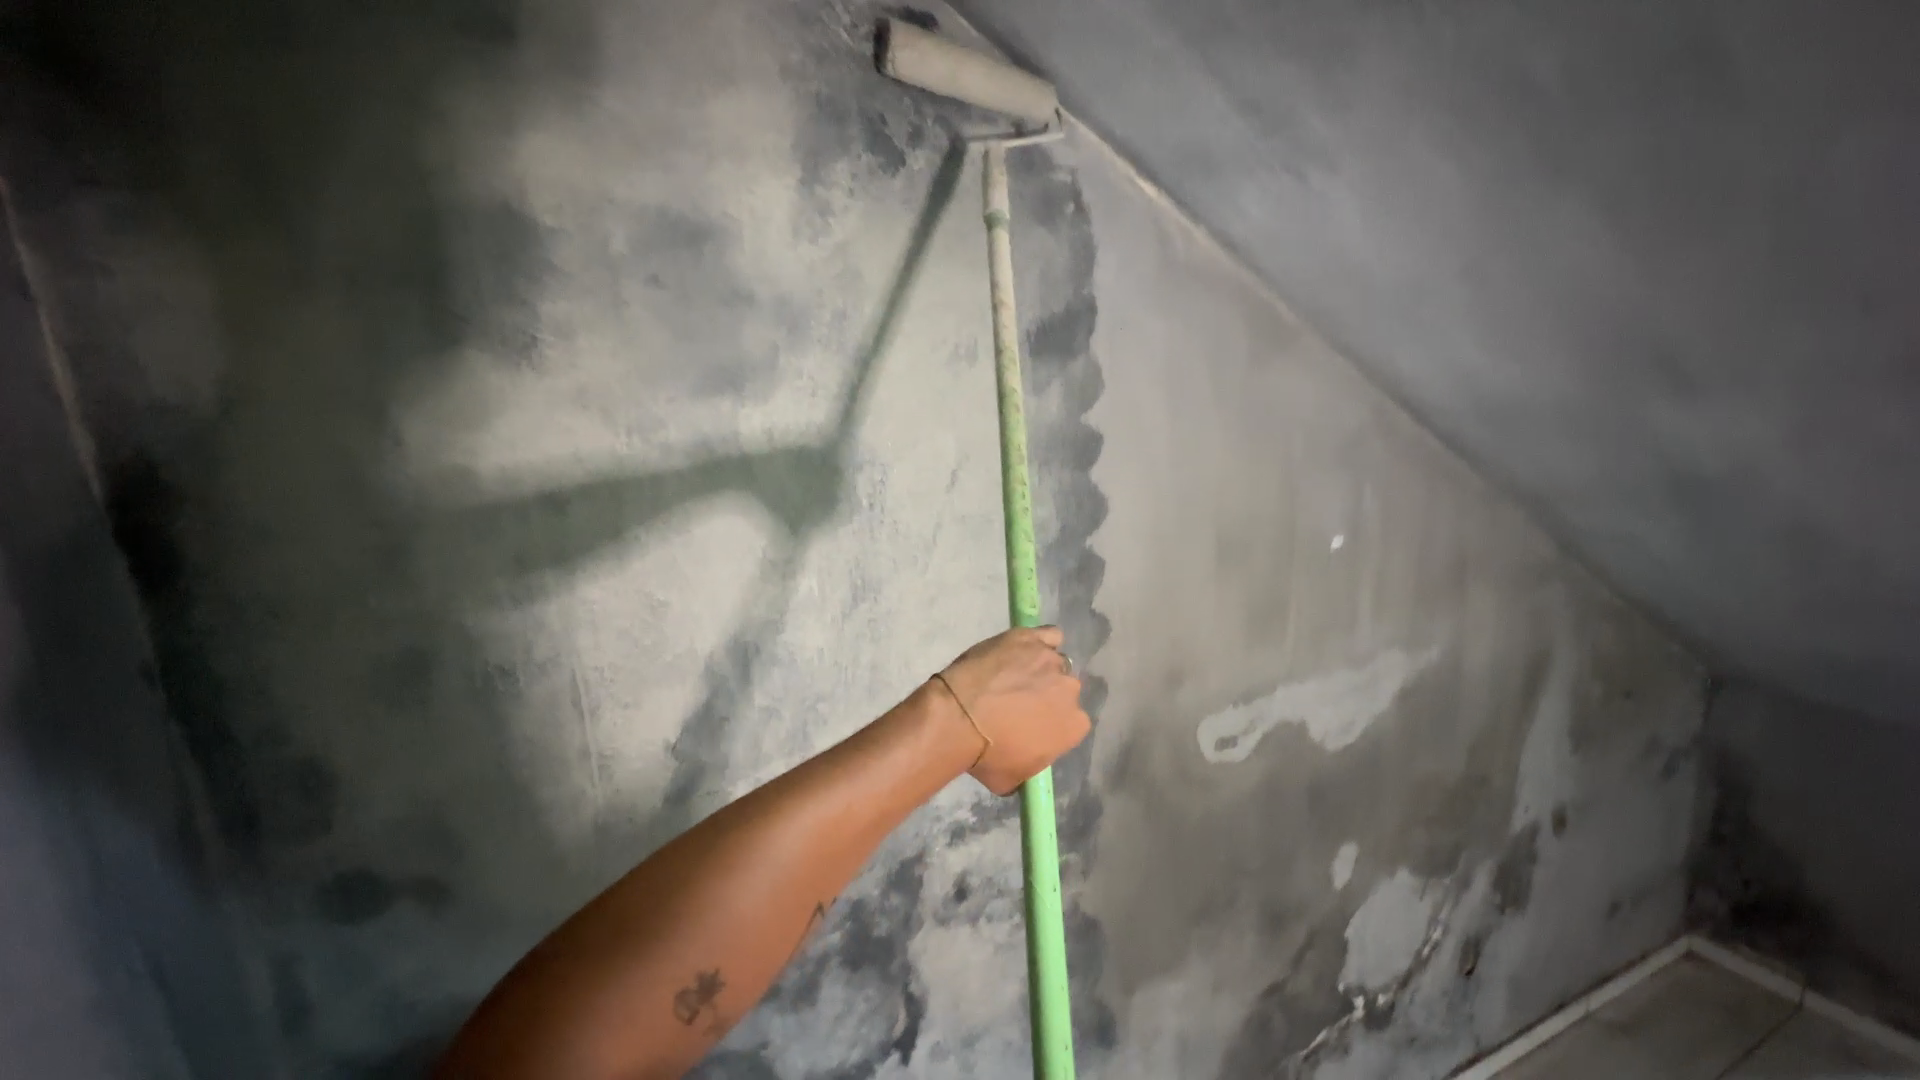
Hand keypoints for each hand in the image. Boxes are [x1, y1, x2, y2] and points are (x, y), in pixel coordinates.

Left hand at [935, 626, 1089, 795]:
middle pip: (1064, 689)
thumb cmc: (986, 756)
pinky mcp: (1030, 638)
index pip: (1071, 722)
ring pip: (1053, 662)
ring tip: (1011, 674)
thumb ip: (1030, 769)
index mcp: (1074, 726)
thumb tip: (1022, 764)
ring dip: (1038, 668)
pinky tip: (1022, 650)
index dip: (1051, 723)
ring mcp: (1051, 660)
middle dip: (1046, 695)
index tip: (1031, 725)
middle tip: (1017, 700)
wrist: (958, 717)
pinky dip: (1039, 641)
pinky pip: (1047, 635)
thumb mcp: (1013, 779)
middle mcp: (1070, 690)